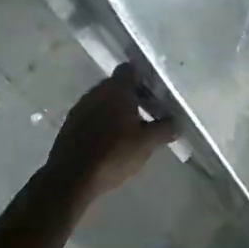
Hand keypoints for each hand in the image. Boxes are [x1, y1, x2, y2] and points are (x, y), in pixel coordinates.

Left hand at [46, 64, 176, 205]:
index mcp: (117, 89)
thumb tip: (178, 121)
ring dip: (116, 110)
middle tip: (147, 114)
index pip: (130, 69)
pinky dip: (101, 122)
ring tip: (129, 131)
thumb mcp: (146, 144)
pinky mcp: (70, 124)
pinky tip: (108, 142)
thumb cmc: (113, 154)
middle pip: (117, 85)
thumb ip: (164, 129)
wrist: (70, 178)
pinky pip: (91, 115)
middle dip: (132, 96)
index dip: (143, 78)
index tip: (154, 93)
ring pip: (103, 100)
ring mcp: (81, 106)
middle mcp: (97, 90)